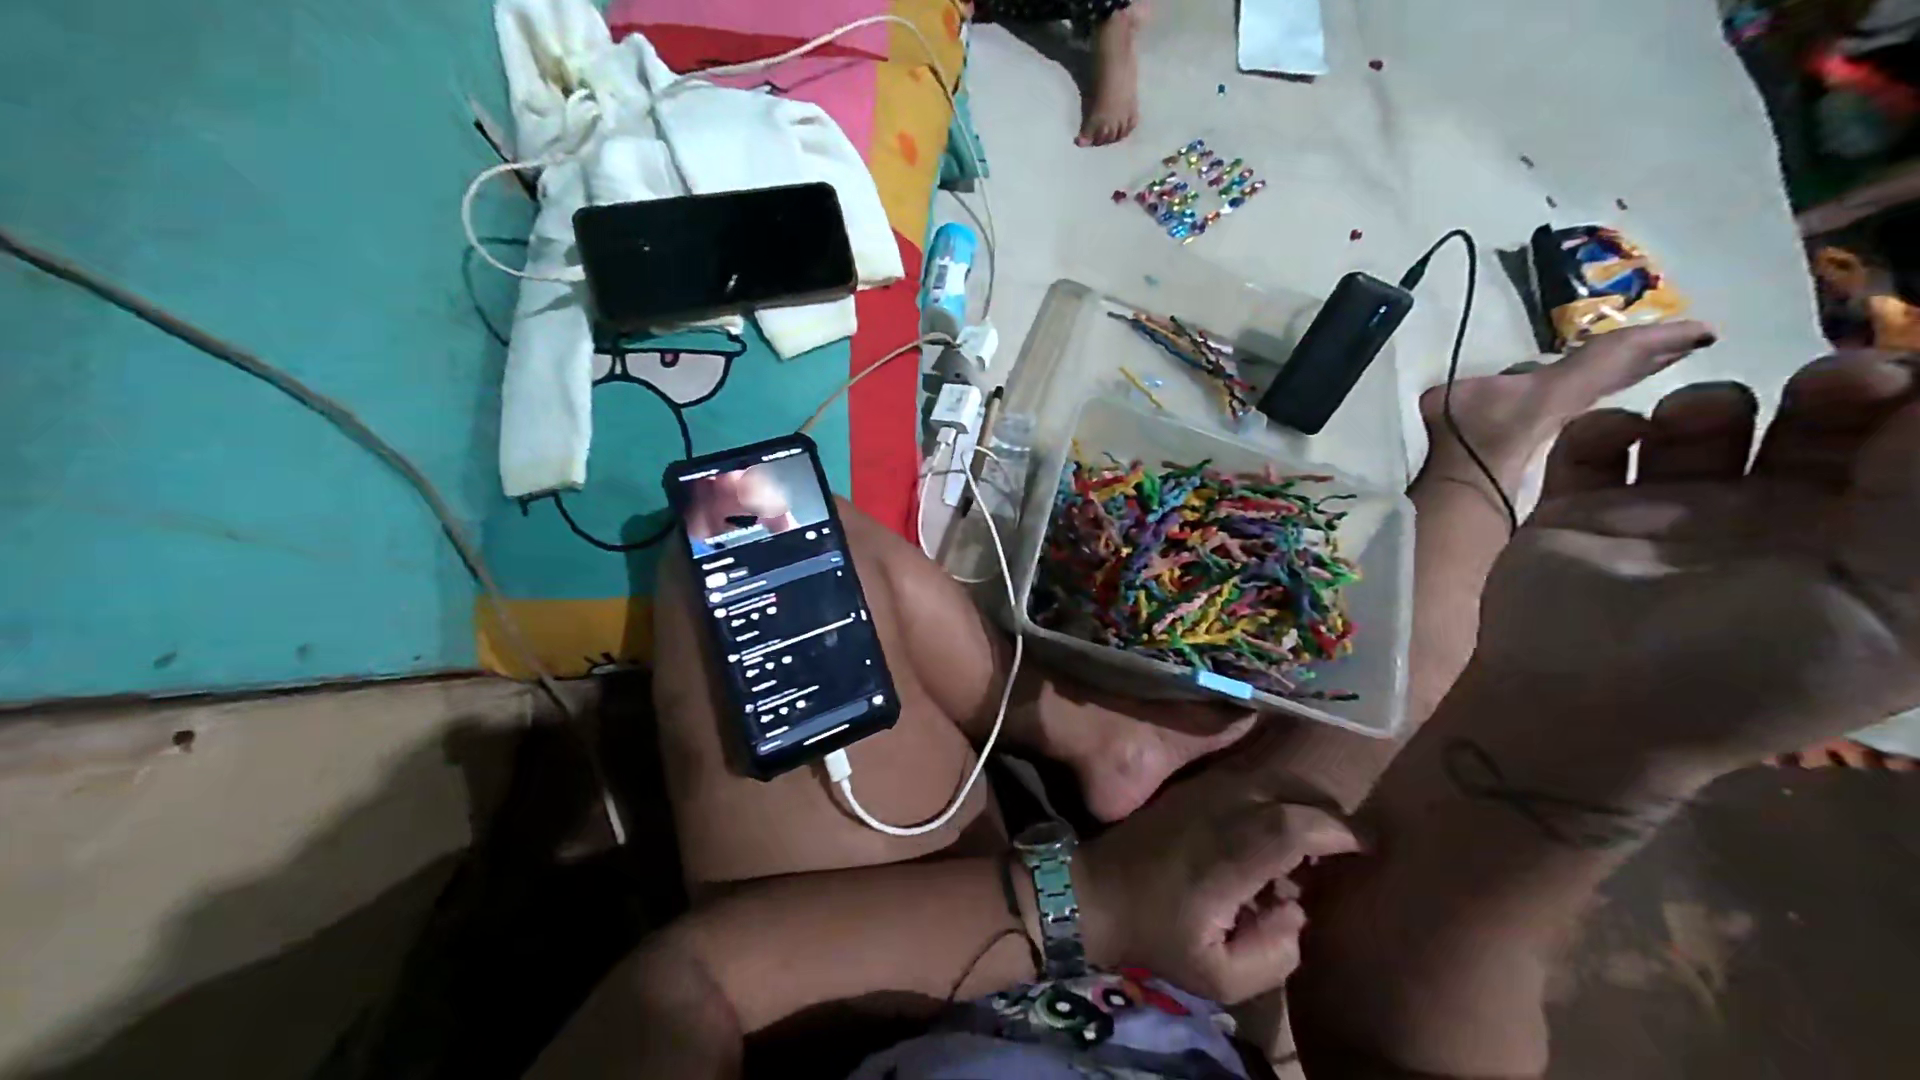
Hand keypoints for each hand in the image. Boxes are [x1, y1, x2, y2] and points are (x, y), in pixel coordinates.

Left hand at [1076, 770, 1359, 1003]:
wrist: (1092, 892)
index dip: (1340, 831)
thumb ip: (1276, 953)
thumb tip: (1298, 911)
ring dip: (1301, 803)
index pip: (1296, 825)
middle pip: (1291, 790)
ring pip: (1269, 778)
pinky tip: (1270, 833)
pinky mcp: (1189, 789)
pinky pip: (1245, 779)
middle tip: (1343, 853)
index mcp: (1228, 856)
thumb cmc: (1154, 937)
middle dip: (1328, 814)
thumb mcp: (1219, 977)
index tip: (1369, 848)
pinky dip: (1273, 797)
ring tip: (1308, 847)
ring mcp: (1200, 792)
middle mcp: (1218, 810)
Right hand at [1474, 352, 1919, 778]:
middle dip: (1837, 386)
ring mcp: (1663, 513)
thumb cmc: (1744, 671)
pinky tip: (1614, 442)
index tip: (1908, 379)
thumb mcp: (1887, 607)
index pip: (1911, 449)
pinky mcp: (1578, 512)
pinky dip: (1602, 428)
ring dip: (1707, 405)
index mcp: (1859, 544)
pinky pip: (1592, 448)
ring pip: (1700, 424)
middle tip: (1833, 384)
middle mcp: (1768, 519)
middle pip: (1815, 421)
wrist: (1582, 704)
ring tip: (1692, 423)